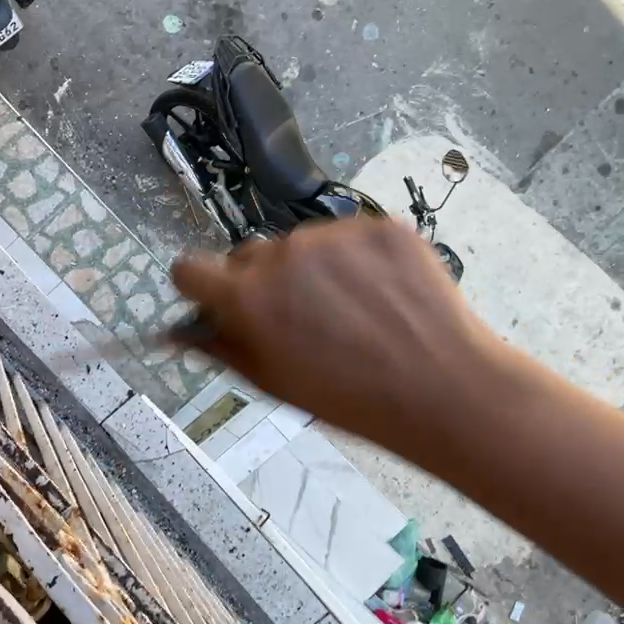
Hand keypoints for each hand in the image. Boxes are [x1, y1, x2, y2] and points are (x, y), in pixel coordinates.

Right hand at [170, 218, 505, 453]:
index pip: (188, 269)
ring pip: (299, 245)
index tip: (219, 304)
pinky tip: (379, 294)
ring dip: (309, 270)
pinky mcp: (380, 226)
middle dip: (259, 282)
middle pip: (247, 256)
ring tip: (348, 310)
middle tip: (296, 317)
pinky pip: (348, 237)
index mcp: (246, 296)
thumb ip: (217, 346)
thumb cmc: (348, 398)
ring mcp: (334, 235)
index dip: (200, 288)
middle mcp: (281, 253)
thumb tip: (176, 331)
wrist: (447, 389)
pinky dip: (355, 260)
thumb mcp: (270, 381)